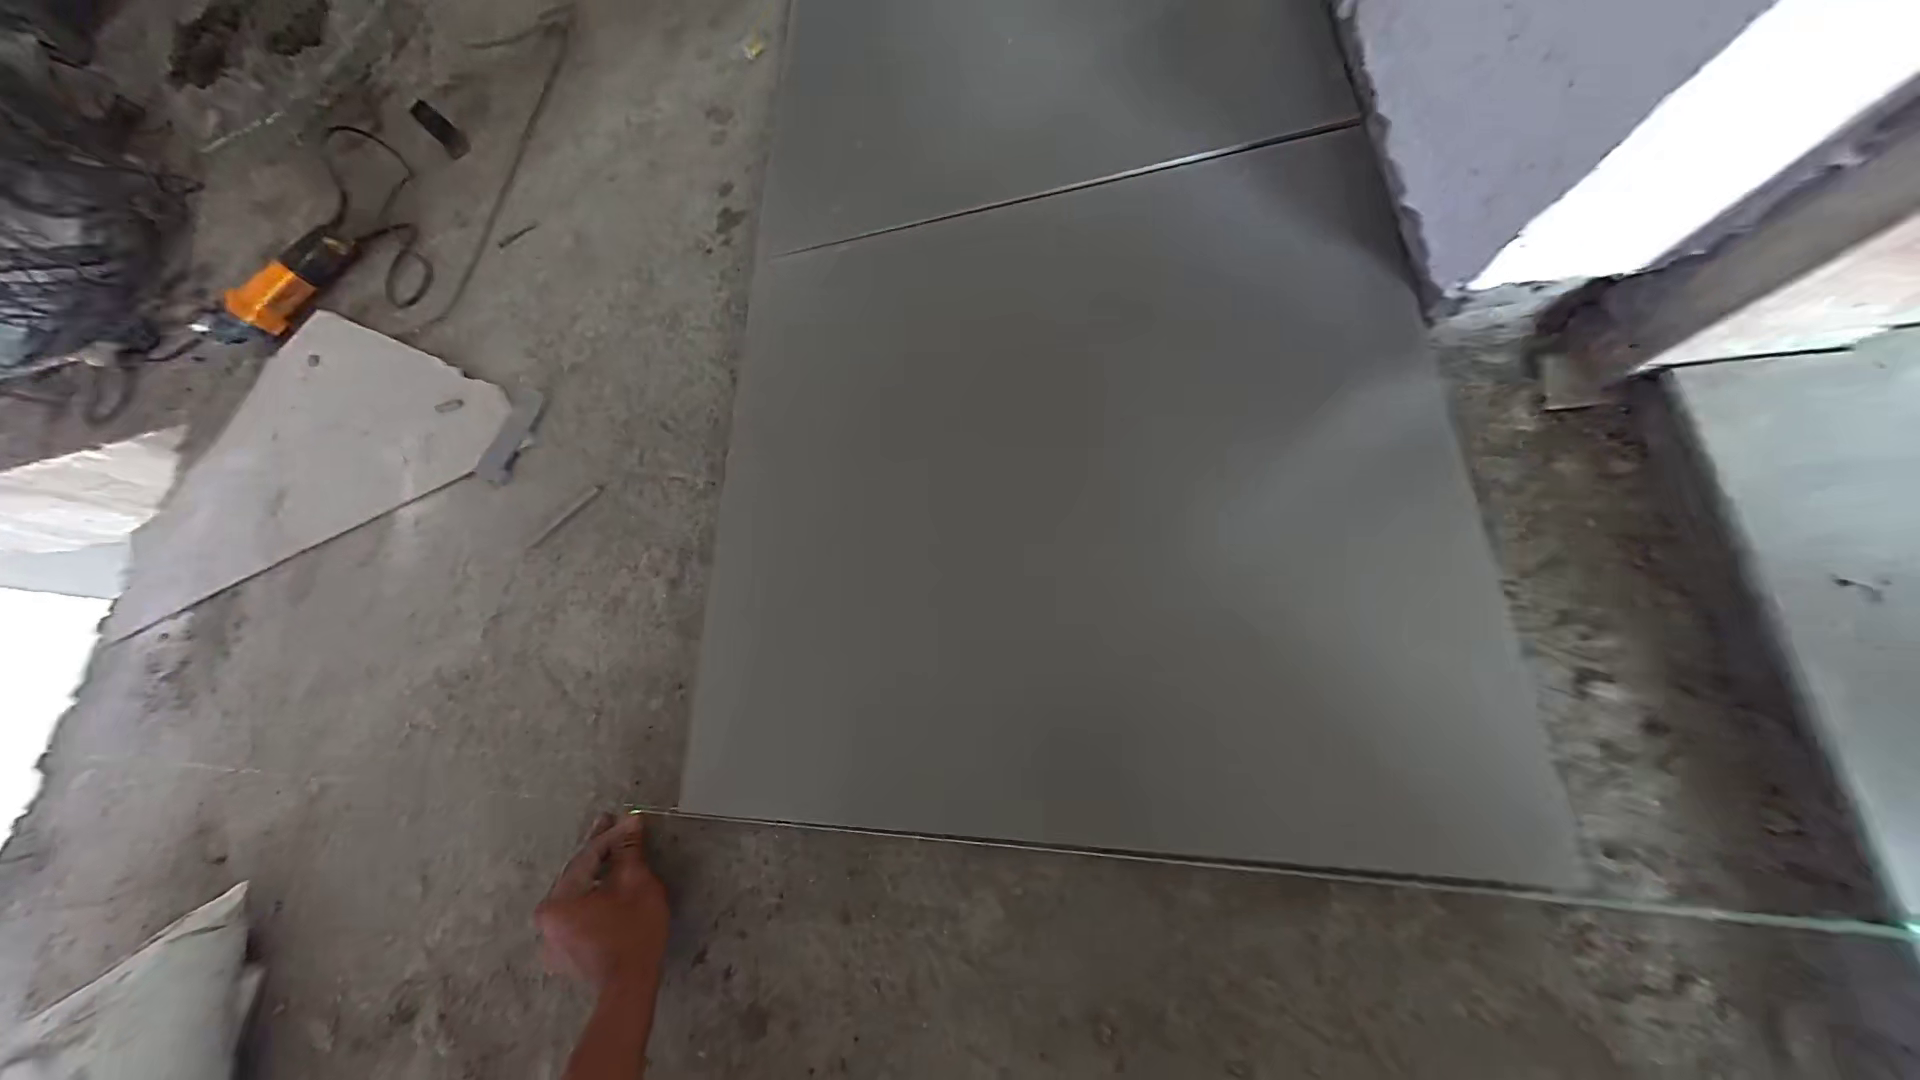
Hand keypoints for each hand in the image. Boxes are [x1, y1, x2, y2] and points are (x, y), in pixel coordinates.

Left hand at [535, 813, 671, 991]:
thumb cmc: (633, 930)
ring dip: (597, 873)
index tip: (630, 819)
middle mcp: (545, 921)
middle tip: (614, 823)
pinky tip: (608, 888)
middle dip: (599, 850)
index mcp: (557, 902)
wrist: (630, 984)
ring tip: (615, 852)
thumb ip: (628, 851)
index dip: (611, 836)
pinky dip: (594, 897)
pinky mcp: (564, 954)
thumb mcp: (635, 883)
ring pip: (577, 895)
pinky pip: (578, 914)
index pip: (586, 858)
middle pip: (577, 876)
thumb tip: (629, 821)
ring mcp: (551, 941)